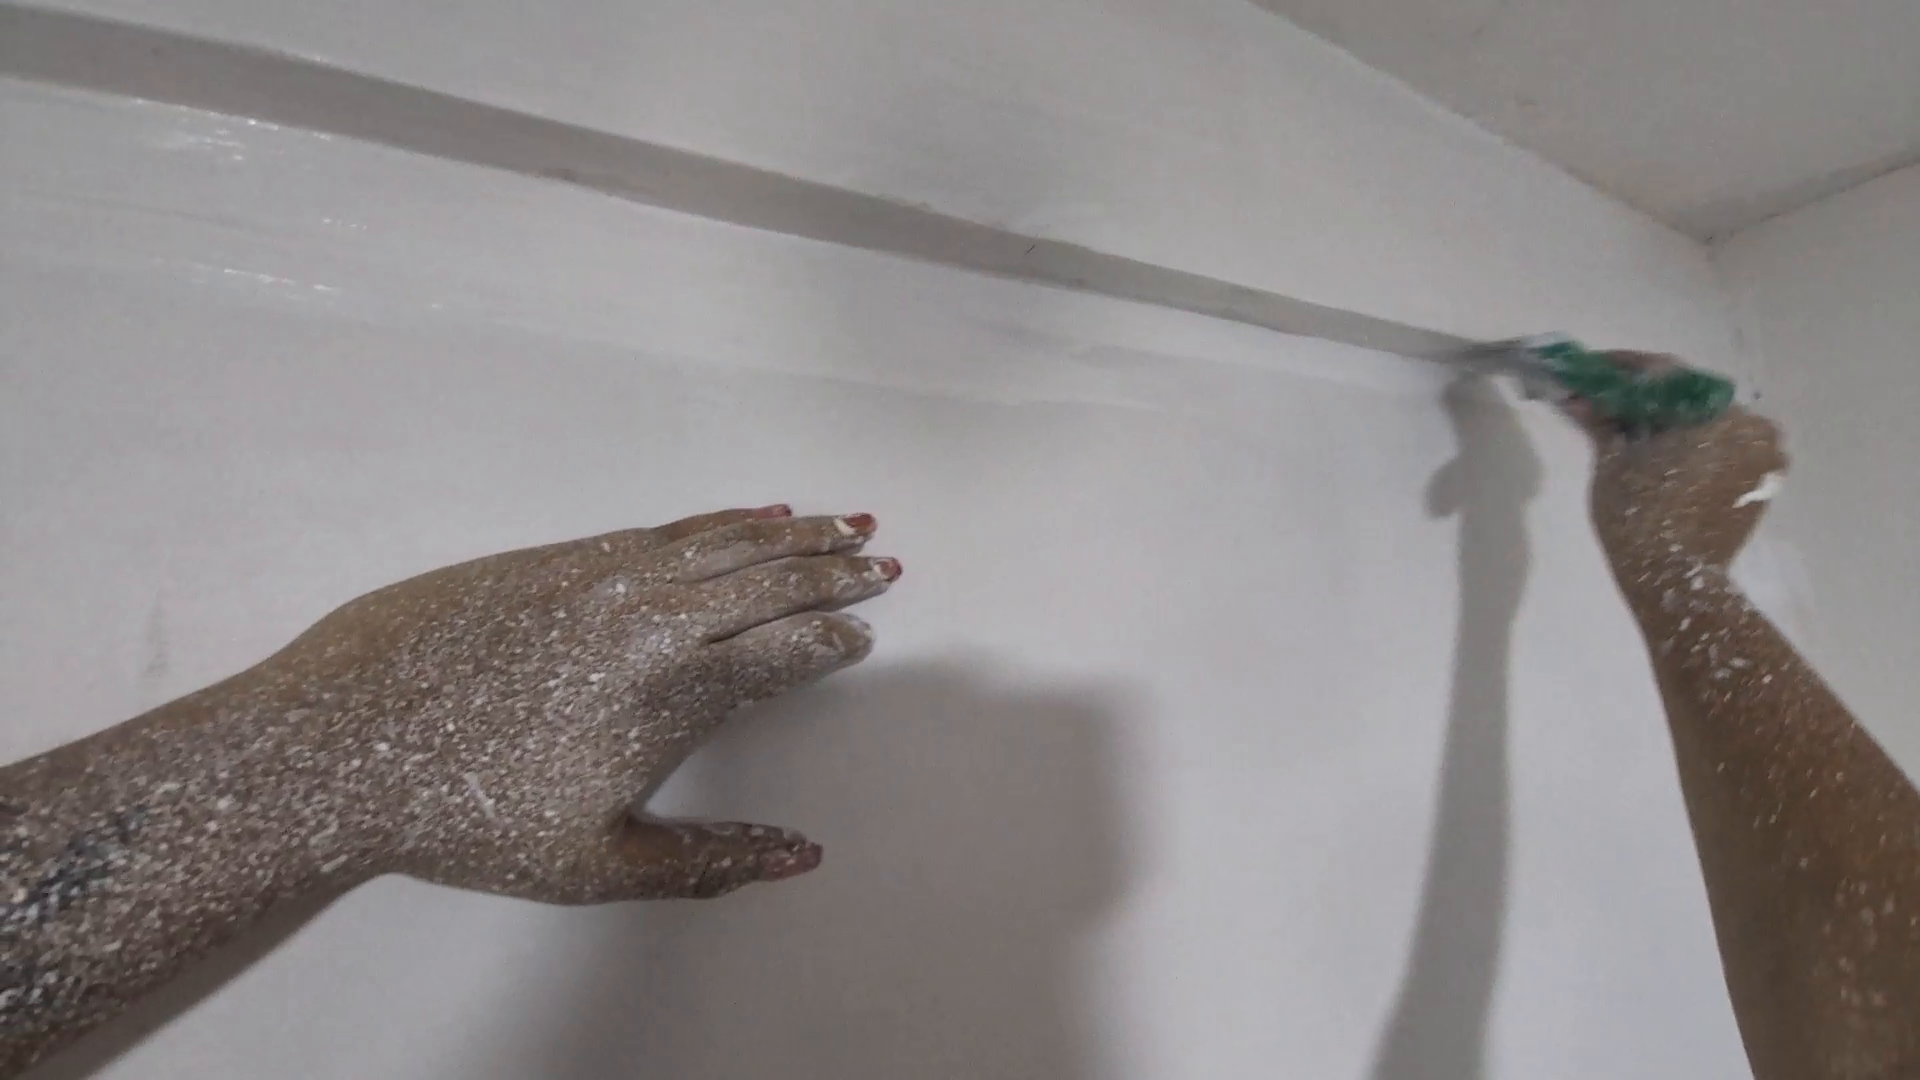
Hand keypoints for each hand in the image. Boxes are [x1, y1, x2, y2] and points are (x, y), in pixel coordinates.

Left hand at [253, 505, 898, 902]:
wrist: (334, 745)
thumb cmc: (469, 814)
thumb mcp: (599, 865)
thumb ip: (711, 860)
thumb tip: (802, 858)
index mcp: (673, 692)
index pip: (786, 650)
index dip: (835, 638)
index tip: (865, 633)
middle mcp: (657, 620)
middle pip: (776, 582)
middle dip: (842, 572)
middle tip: (886, 563)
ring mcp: (616, 576)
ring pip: (735, 541)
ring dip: (803, 531)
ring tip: (849, 521)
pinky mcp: (575, 554)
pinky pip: (677, 526)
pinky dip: (731, 518)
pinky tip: (762, 511)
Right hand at [1565, 352, 1787, 572]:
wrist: (1671, 572)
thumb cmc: (1637, 514)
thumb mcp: (1610, 462)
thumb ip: (1601, 422)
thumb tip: (1578, 396)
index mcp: (1717, 415)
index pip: (1665, 375)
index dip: (1622, 367)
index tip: (1590, 365)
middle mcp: (1750, 426)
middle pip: (1686, 398)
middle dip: (1640, 395)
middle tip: (1598, 396)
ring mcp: (1759, 454)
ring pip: (1700, 422)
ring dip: (1660, 419)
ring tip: (1618, 424)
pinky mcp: (1756, 478)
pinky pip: (1715, 446)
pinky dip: (1681, 441)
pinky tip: (1647, 448)